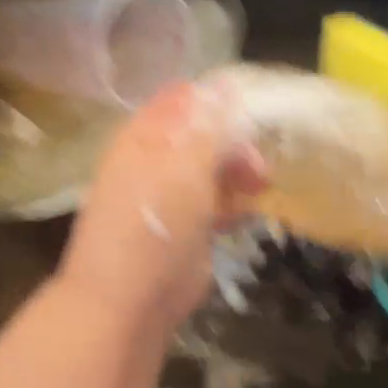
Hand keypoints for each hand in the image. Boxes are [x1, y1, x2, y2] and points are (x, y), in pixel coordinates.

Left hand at [54, 83, 264, 334]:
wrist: (127, 303)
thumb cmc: (152, 224)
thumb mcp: (184, 165)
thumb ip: (209, 124)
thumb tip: (227, 84)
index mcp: (144, 136)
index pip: (184, 99)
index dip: (219, 101)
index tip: (255, 110)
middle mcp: (155, 160)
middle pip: (204, 134)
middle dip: (237, 142)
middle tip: (258, 164)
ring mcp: (171, 196)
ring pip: (214, 168)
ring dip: (240, 172)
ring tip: (260, 187)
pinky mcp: (187, 228)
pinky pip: (217, 202)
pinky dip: (235, 202)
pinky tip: (250, 211)